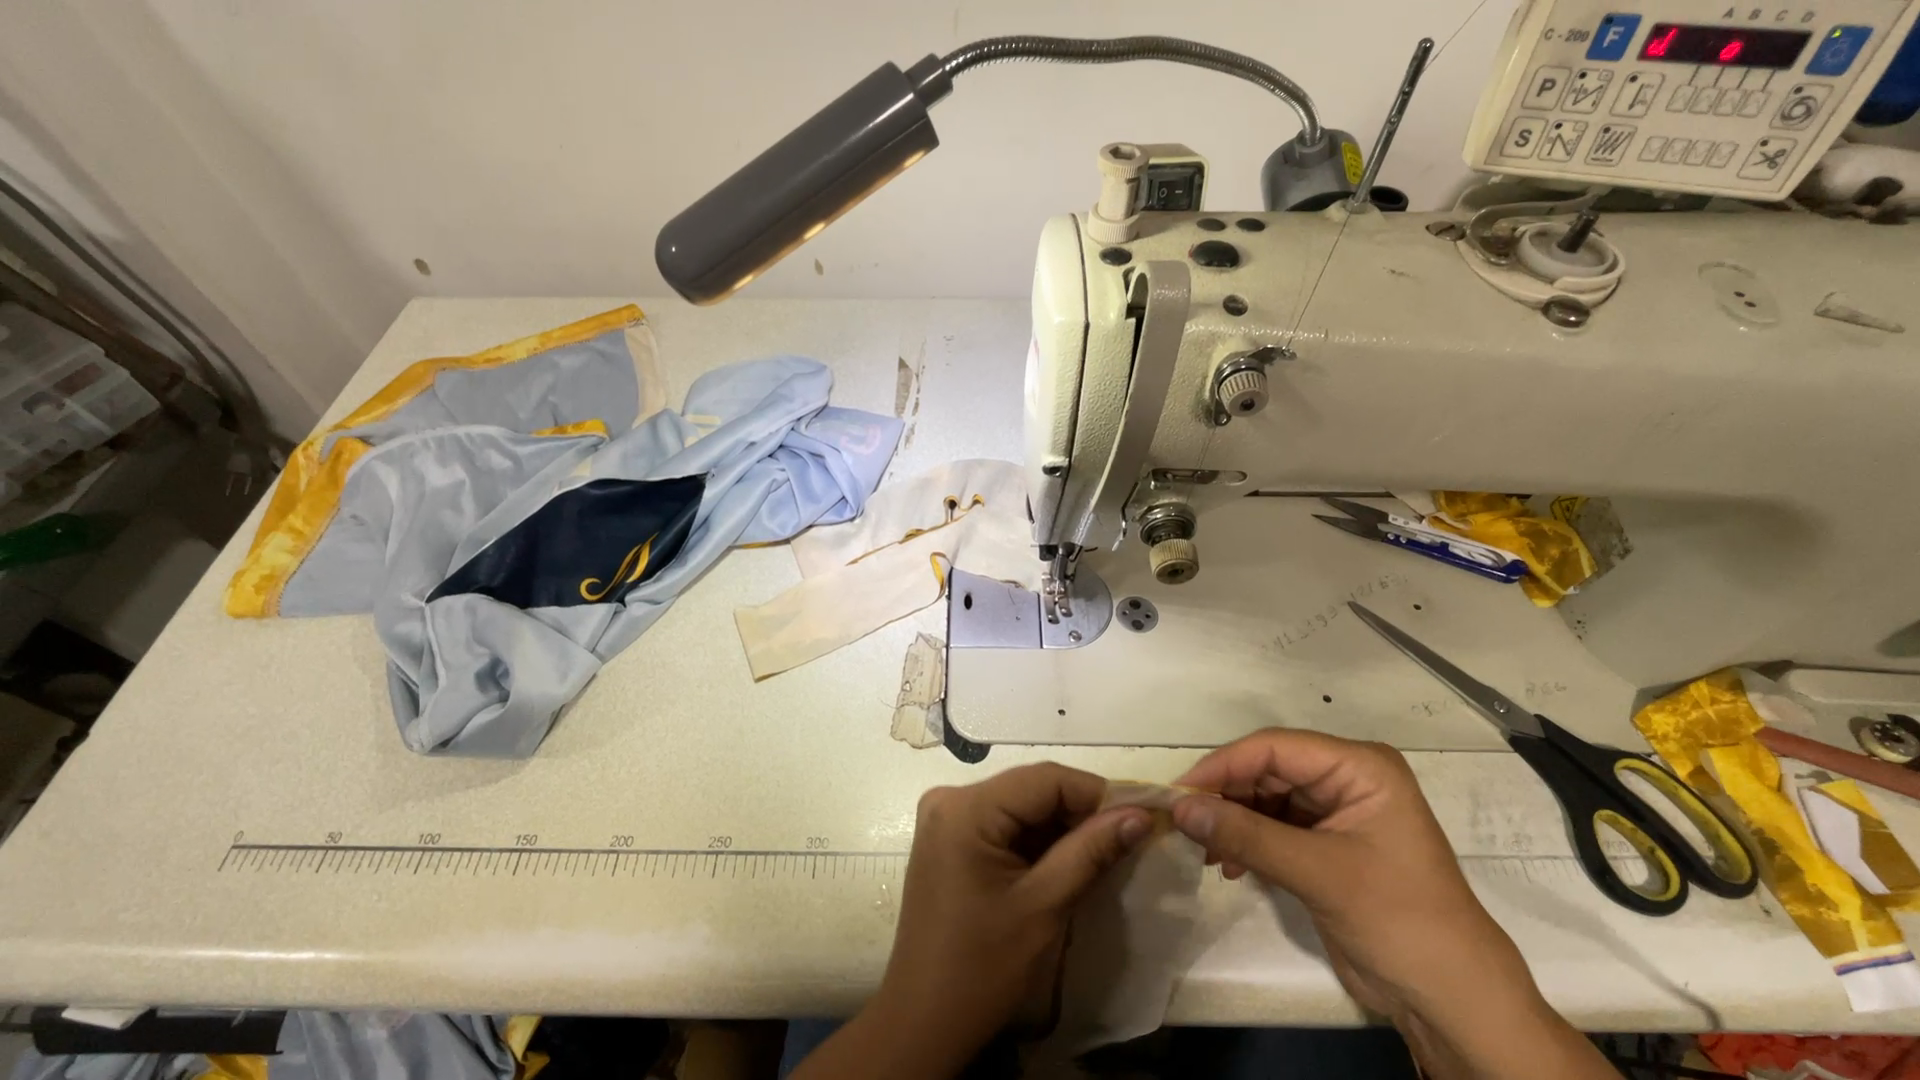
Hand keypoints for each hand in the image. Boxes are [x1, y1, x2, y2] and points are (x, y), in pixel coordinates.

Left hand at [795, 763, 1150, 1079]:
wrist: (926, 1019)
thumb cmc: (983, 966)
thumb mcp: (1045, 906)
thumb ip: (1092, 851)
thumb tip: (1140, 814)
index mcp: (965, 809)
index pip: (1046, 779)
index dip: (1098, 793)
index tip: (1144, 817)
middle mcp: (951, 800)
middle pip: (1033, 789)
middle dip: (1083, 812)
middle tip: (1132, 837)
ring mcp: (947, 820)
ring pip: (1022, 806)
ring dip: (1064, 827)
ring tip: (1108, 852)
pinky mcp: (951, 841)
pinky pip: (1006, 825)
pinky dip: (1040, 841)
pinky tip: (1072, 862)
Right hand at [1171, 729, 1613, 1079]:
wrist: (1447, 994)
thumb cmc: (1397, 918)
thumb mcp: (1318, 872)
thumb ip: (1247, 836)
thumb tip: (1179, 809)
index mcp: (1360, 768)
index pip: (1275, 748)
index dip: (1223, 766)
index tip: (1177, 795)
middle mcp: (1346, 780)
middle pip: (1266, 771)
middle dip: (1224, 795)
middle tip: (1182, 825)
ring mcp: (1335, 814)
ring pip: (1264, 799)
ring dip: (1231, 822)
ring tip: (1203, 852)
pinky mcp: (1324, 847)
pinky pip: (1271, 829)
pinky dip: (1245, 843)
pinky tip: (1226, 866)